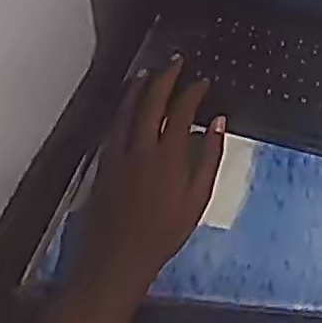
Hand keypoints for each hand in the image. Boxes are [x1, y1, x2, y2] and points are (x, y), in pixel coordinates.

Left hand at [71, 57, 225, 294]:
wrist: (117, 260)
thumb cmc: (163, 233)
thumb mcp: (197, 198)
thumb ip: (209, 156)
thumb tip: (218, 123)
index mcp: (168, 155)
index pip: (181, 110)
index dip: (193, 91)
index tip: (202, 83)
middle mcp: (141, 147)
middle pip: (152, 100)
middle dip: (165, 76)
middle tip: (175, 62)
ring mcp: (119, 153)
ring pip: (128, 108)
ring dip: (140, 86)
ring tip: (149, 72)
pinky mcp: (104, 162)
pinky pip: (114, 124)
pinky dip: (122, 107)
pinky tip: (127, 103)